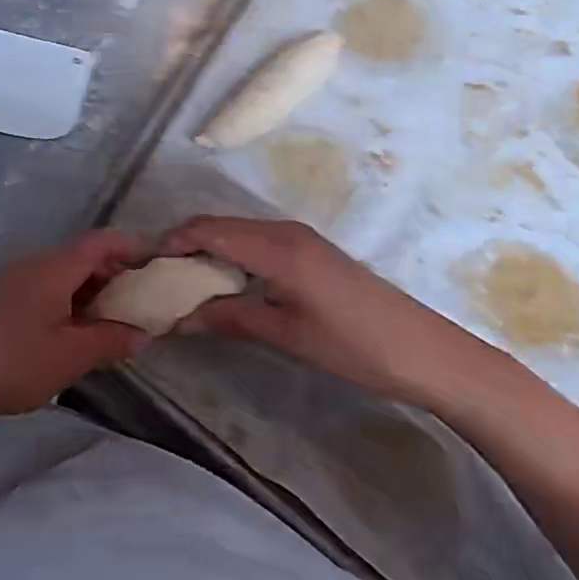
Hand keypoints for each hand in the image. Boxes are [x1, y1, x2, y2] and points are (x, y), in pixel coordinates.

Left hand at [0, 230, 150, 419]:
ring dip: (91, 289)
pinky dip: (69, 299)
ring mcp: (14, 279)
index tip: (156, 265)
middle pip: (81, 255)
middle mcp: (33, 264)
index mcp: (53, 268)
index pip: (99, 242)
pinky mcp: (3, 297)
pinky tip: (77, 328)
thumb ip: (111, 340)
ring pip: (63, 273)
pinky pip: (46, 286)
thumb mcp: (72, 355)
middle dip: (113, 273)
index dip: (130, 247)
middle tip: (141, 301)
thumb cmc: (17, 360)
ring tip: (114, 319)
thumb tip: (143, 333)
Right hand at [166, 216, 503, 407]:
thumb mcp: (286, 336)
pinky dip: (230, 252)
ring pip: (236, 230)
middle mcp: (283, 231)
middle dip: (183, 243)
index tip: (145, 263)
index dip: (171, 241)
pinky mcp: (310, 250)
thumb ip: (228, 318)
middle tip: (159, 273)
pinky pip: (255, 239)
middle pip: (218, 224)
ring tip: (185, 279)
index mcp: (276, 247)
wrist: (432, 355)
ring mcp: (299, 237)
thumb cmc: (356, 346)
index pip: (207, 229)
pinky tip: (226, 279)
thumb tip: (178, 319)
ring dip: (206, 247)